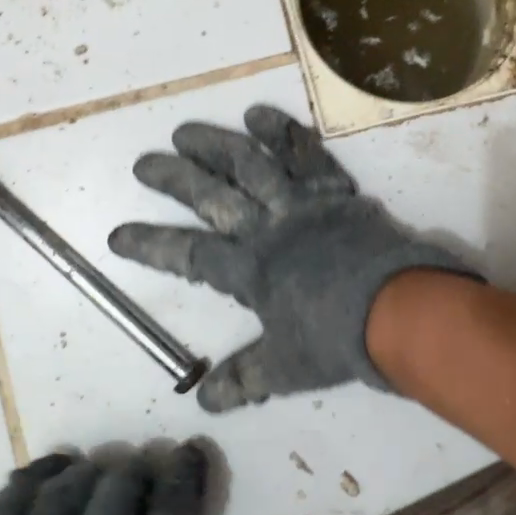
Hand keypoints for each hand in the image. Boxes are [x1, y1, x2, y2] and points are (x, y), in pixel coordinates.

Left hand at [0, 444, 224, 514]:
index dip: (184, 480)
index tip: (192, 450)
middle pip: (120, 492)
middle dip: (136, 470)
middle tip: (142, 463)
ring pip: (70, 487)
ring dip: (90, 471)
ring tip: (99, 469)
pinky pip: (16, 495)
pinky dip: (36, 475)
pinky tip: (53, 467)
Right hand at [108, 105, 476, 411]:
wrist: (397, 308)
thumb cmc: (338, 339)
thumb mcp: (287, 367)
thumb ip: (245, 379)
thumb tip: (205, 401)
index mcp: (250, 271)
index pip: (190, 254)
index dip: (152, 244)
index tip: (118, 235)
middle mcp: (267, 228)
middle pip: (211, 196)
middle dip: (173, 179)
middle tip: (144, 163)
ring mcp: (301, 203)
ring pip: (250, 164)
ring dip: (216, 144)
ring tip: (185, 131)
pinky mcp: (334, 189)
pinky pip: (305, 154)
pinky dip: (283, 132)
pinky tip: (259, 113)